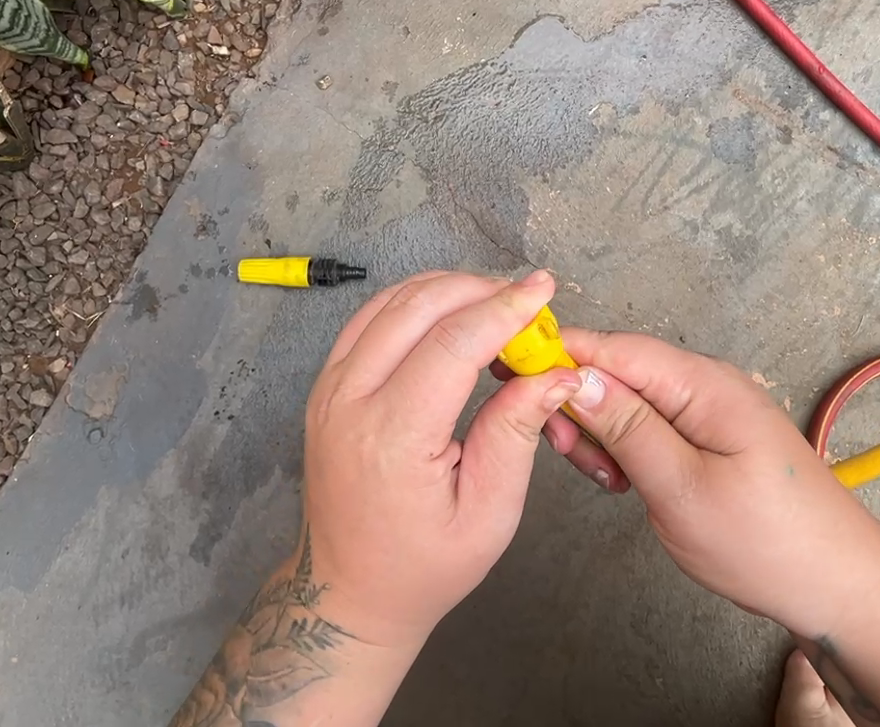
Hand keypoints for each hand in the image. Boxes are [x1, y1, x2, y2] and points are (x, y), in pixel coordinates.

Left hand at [300, 270, 589, 649]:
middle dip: (479, 289)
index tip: (543, 288)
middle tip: (525, 300)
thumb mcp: (487, 515)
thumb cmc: (422, 566)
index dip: (504, 308)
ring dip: (446, 289)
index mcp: (392, 436)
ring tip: (494, 304)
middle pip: (417, 307)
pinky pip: (369, 318)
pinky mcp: (325, 384)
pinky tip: (449, 313)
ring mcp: (328, 388)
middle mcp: (349, 400)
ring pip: (389, 301)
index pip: (452, 343)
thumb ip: (516, 433)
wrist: (347, 590)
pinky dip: (414, 302)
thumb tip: (554, 372)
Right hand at [559, 328, 879, 634]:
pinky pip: (651, 422)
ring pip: (630, 398)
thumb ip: (626, 427)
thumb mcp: (681, 489)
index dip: (560, 352)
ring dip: (603, 430)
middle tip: (568, 454)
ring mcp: (708, 408)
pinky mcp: (708, 433)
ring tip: (607, 479)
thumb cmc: (765, 543)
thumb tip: (574, 375)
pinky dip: (626, 445)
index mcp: (702, 384)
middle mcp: (704, 383)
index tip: (511, 368)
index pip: (614, 347)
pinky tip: (625, 480)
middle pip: (619, 370)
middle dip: (581, 402)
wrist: (842, 589)